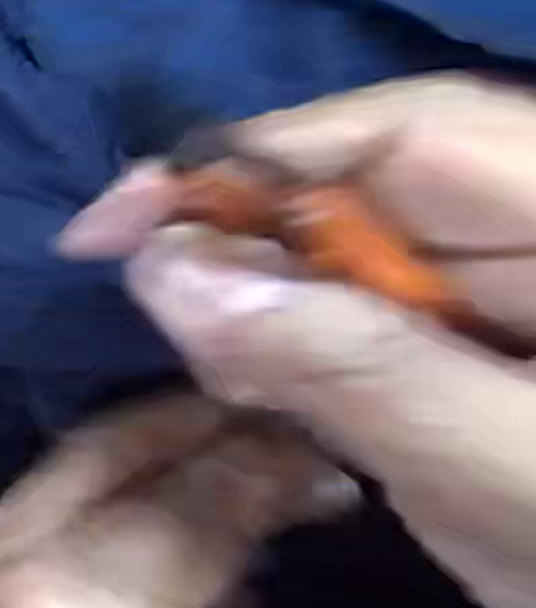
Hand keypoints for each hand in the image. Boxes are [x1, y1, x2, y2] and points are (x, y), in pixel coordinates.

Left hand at [0, 396, 353, 607]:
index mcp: (74, 603)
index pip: (185, 506)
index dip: (262, 469)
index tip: (326, 445)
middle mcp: (8, 541)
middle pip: (107, 448)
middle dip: (194, 418)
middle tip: (278, 409)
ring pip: (68, 457)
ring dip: (148, 439)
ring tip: (230, 436)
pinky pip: (43, 489)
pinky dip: (105, 475)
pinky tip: (155, 489)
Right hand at [61, 75, 535, 607]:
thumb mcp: (512, 475)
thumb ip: (348, 360)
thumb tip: (163, 265)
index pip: (392, 132)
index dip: (235, 161)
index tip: (112, 228)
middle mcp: (531, 228)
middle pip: (334, 185)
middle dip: (222, 243)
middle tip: (174, 324)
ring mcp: (492, 280)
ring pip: (308, 243)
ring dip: (235, 299)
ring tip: (241, 383)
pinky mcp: (445, 329)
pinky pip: (315, 296)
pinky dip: (259, 335)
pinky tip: (264, 388)